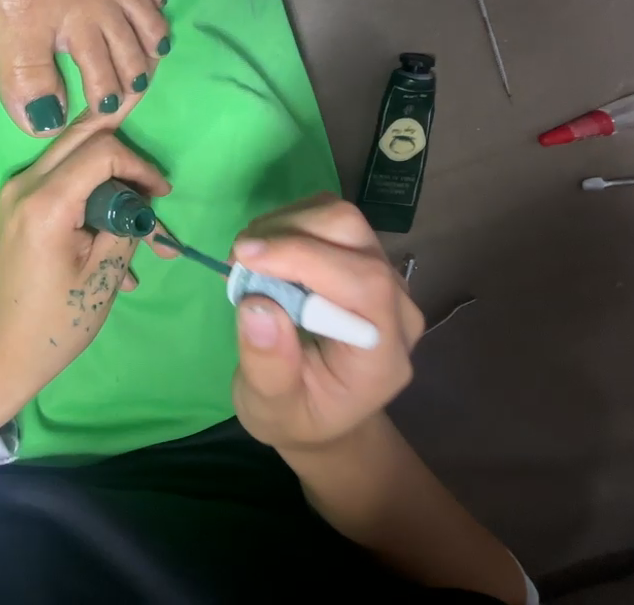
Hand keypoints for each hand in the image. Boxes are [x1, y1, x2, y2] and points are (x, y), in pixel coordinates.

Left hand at [0, 108, 169, 428]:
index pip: (102, 149)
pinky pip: (64, 182)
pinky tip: (117, 252)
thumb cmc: (53, 324)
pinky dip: (94, 198)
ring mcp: (17, 191)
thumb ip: (125, 225)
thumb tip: (140, 198)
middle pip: (83, 134)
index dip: (140, 166)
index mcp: (45, 201)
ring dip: (113, 181)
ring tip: (147, 235)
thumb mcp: (102, 277)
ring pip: (75, 155)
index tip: (162, 197)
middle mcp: (25, 182)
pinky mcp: (18, 205)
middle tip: (154, 174)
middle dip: (125, 150)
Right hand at [227, 195, 424, 453]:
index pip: (363, 282)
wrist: (322, 415)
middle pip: (352, 235)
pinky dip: (289, 223)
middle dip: (287, 233)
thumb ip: (268, 365)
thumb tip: (257, 304)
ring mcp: (383, 278)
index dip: (304, 256)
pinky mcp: (363, 259)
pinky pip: (328, 219)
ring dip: (284, 224)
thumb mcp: (270, 410)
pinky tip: (266, 254)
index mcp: (381, 352)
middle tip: (238, 259)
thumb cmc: (296, 415)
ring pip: (339, 218)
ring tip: (248, 258)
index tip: (244, 256)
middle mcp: (396, 307)